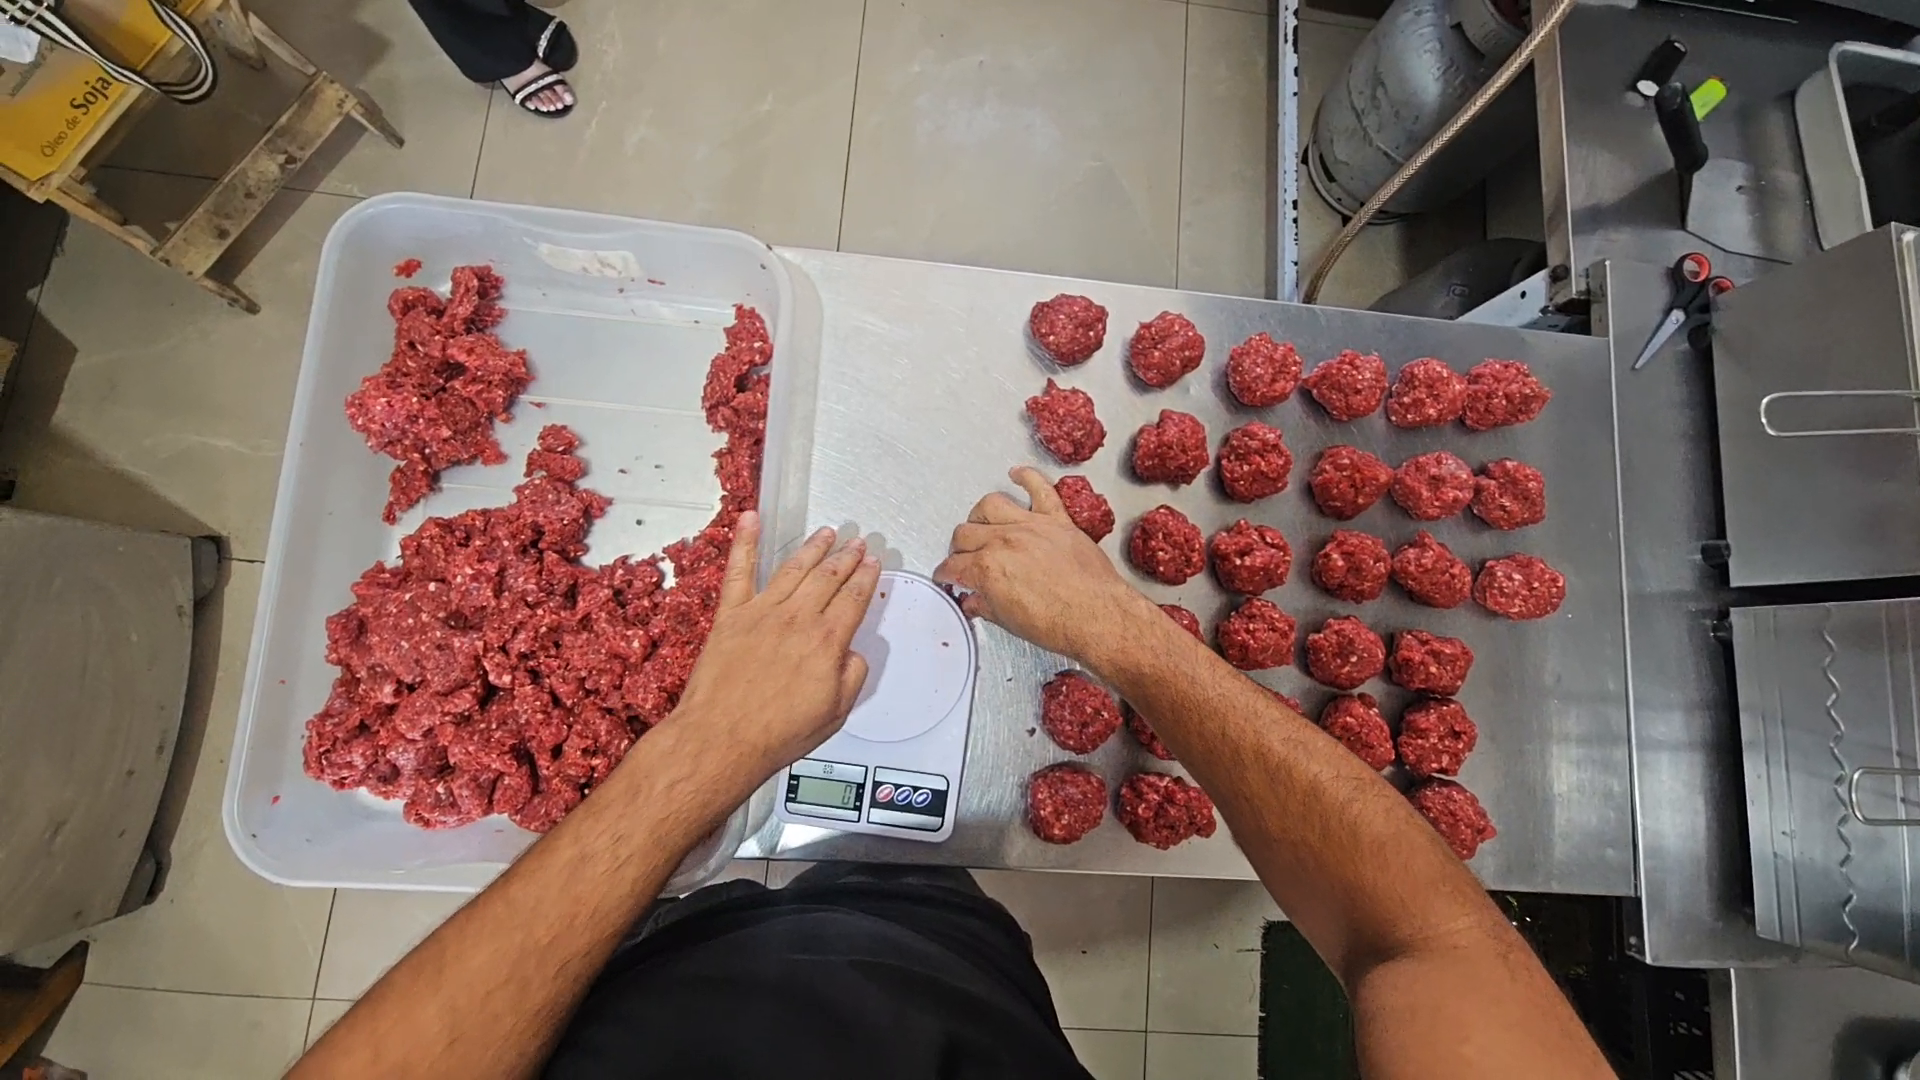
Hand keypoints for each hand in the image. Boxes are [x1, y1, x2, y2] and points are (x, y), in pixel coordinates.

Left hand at [672, 513, 880, 784]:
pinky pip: (739, 571)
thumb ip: (852, 676)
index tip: (873, 564)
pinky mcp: (731, 615)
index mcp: (827, 641)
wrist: (722, 738)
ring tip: (827, 533)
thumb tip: (852, 654)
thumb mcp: (835, 712)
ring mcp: (762, 612)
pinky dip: (744, 542)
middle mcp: (798, 618)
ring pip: (794, 568)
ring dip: (813, 548)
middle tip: (858, 542)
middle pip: (828, 578)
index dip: (866, 578)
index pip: (854, 599)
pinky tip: (750, 519)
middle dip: (847, 557)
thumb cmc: (778, 733)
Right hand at [934, 466, 1152, 663]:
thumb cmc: (1059, 624)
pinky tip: (1017, 474)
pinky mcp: (1057, 519)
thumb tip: (973, 601)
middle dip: (957, 548)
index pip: (953, 566)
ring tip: (981, 525)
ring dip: (980, 515)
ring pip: (991, 505)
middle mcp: (1004, 541)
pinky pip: (1039, 487)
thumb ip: (985, 606)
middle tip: (962, 558)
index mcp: (987, 568)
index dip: (945, 574)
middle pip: (964, 533)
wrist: (1098, 616)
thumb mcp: (1010, 621)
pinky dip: (1026, 477)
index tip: (947, 577)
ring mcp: (1031, 526)